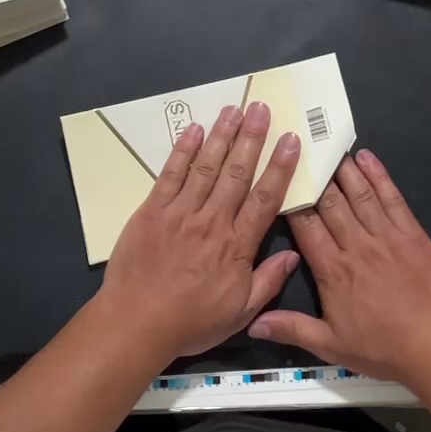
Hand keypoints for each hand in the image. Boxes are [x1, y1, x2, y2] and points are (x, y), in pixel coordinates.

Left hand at [95, 101, 301, 362]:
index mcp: (236, 245)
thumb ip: (268, 281)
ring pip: (206, 166)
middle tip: (261, 108)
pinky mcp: (152, 210)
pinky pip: (170, 174)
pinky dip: (183, 150)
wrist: (136, 322)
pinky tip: (194, 130)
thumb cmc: (190, 321)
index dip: (280, 167)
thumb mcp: (240, 312)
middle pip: (237, 172)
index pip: (265, 198)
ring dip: (221, 135)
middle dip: (252, 138)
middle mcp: (212, 221)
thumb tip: (294, 254)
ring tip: (234, 110)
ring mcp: (180, 212)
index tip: (291, 140)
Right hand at [249, 149, 430, 385]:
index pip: (306, 226)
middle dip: (315, 176)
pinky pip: (392, 198)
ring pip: (359, 194)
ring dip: (343, 169)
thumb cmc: (384, 348)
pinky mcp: (411, 233)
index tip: (279, 179)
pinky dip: (379, 175)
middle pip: (330, 203)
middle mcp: (356, 246)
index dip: (292, 201)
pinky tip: (367, 158)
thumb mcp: (332, 346)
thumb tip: (253, 323)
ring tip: (329, 147)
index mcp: (333, 270)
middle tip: (302, 151)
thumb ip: (292, 328)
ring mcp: (386, 236)